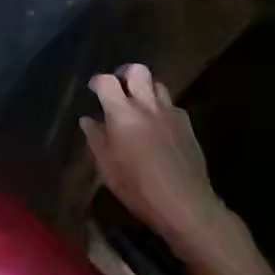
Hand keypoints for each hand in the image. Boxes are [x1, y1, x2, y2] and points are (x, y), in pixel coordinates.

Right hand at [81, 64, 221, 244]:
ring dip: (146, 89)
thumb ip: (95, 139)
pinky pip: (173, 106)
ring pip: (157, 84)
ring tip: (140, 104)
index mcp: (122, 112)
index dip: (97, 81)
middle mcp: (146, 105)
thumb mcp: (107, 167)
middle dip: (125, 73)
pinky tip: (160, 126)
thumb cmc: (139, 187)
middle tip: (120, 87)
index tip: (93, 89)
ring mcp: (169, 113)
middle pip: (137, 70)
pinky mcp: (187, 126)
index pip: (106, 81)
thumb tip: (87, 120)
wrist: (185, 204)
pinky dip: (163, 109)